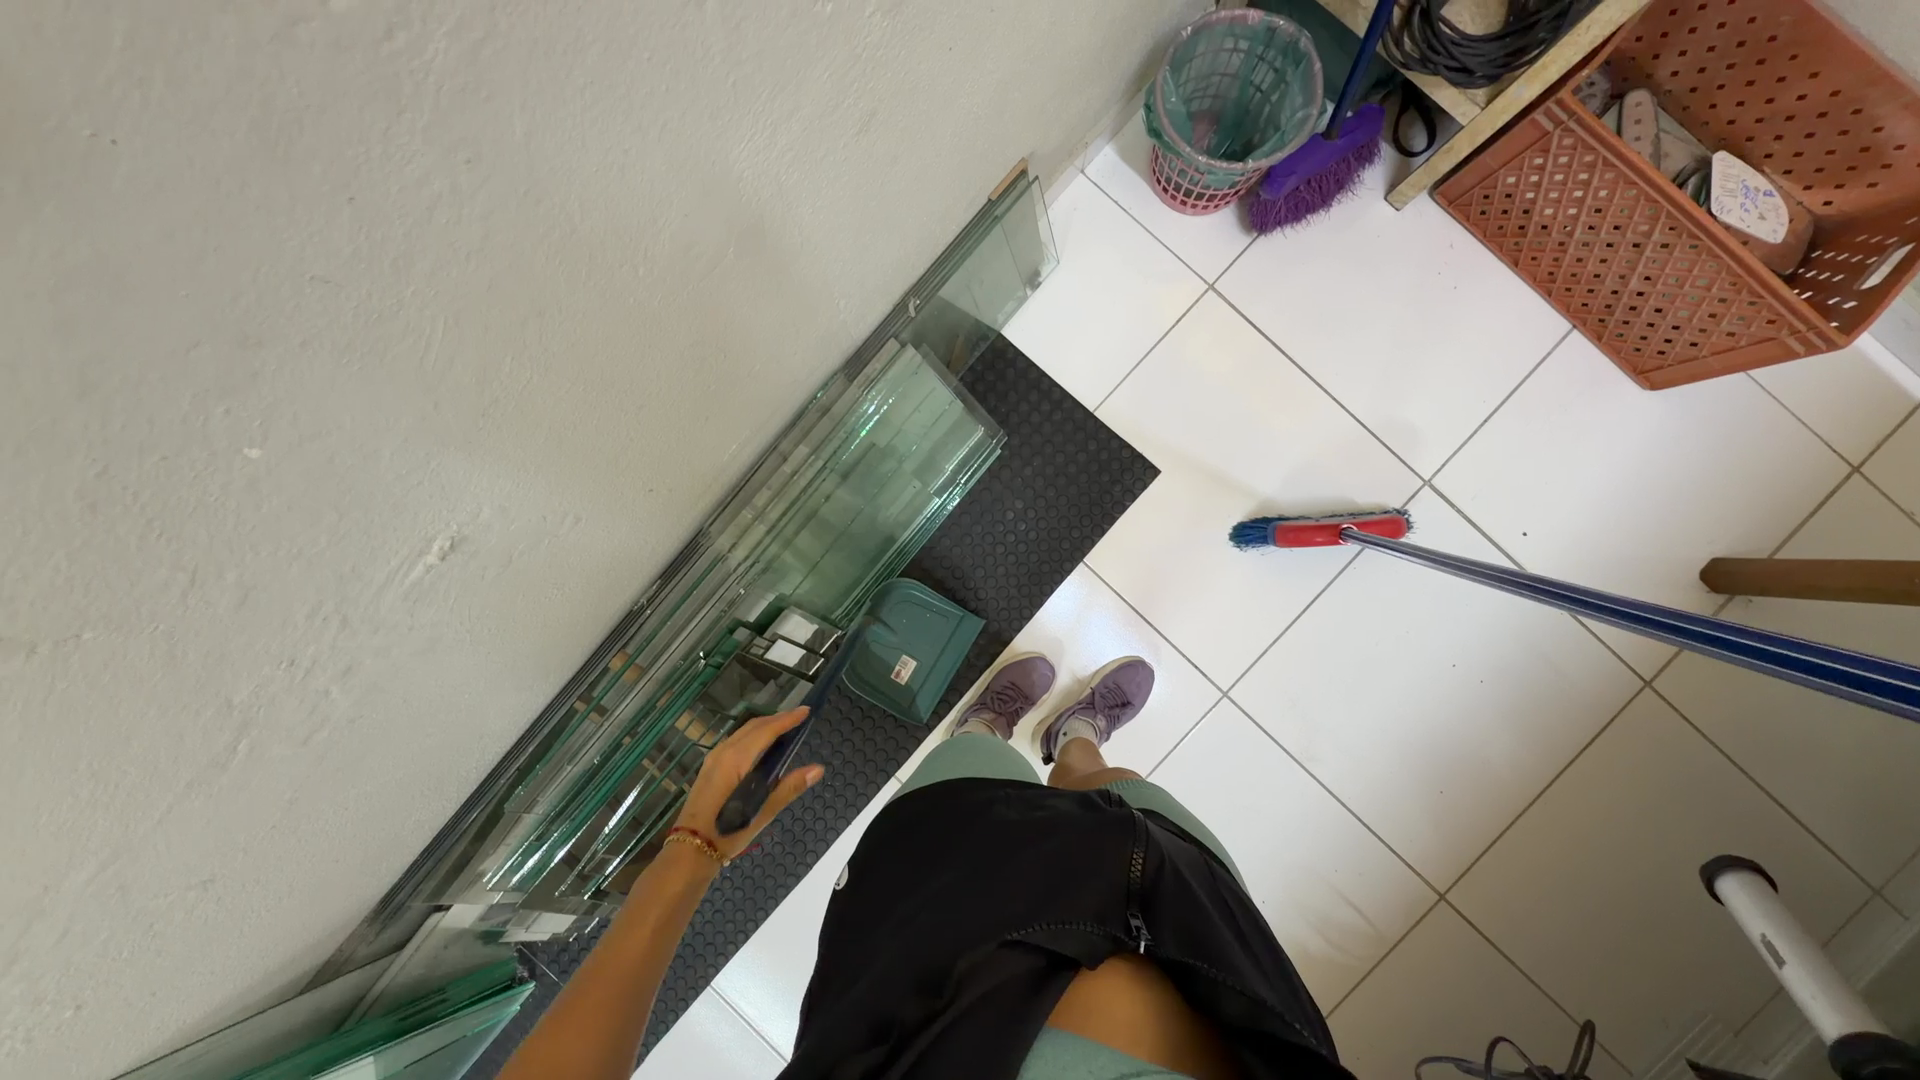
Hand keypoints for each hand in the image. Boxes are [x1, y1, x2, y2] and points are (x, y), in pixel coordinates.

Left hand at [674, 707, 824, 859]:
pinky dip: (752, 737)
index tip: (806, 711)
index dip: (787, 719)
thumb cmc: (727, 832)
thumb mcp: (762, 812)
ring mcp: (713, 760)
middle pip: (753, 727)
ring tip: (785, 728)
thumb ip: (790, 787)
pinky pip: (735, 742)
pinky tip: (762, 747)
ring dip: (764, 727)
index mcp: (736, 760)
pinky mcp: (709, 768)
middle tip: (799, 717)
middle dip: (777, 719)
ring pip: (742, 733)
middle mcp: (723, 753)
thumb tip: (818, 769)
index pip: (766, 731)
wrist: (689, 850)